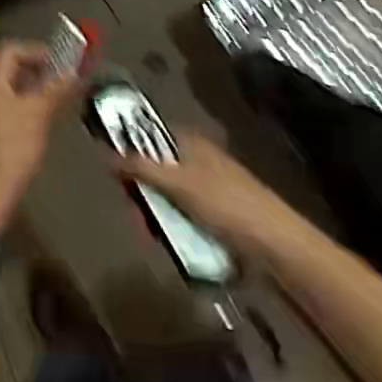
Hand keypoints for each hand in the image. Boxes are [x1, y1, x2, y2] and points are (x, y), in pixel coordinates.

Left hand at [0, 39, 83, 232]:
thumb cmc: (13, 148)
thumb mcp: (38, 114)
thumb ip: (56, 88)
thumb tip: (74, 70)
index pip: (10, 49)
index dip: (37, 50)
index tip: (61, 61)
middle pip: (10, 64)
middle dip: (39, 66)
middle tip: (64, 75)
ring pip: (12, 83)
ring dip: (36, 82)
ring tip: (60, 92)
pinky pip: (11, 99)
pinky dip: (29, 98)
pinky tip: (48, 110)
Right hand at [115, 131, 293, 248]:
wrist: (276, 246)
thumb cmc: (226, 204)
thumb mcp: (178, 183)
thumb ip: (141, 168)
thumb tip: (106, 155)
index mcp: (190, 143)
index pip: (150, 136)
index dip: (131, 149)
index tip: (115, 171)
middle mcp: (197, 161)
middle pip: (156, 168)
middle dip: (142, 190)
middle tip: (135, 212)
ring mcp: (207, 189)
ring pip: (167, 195)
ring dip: (155, 212)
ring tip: (150, 232)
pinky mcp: (215, 216)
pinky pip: (182, 216)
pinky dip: (172, 226)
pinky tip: (168, 241)